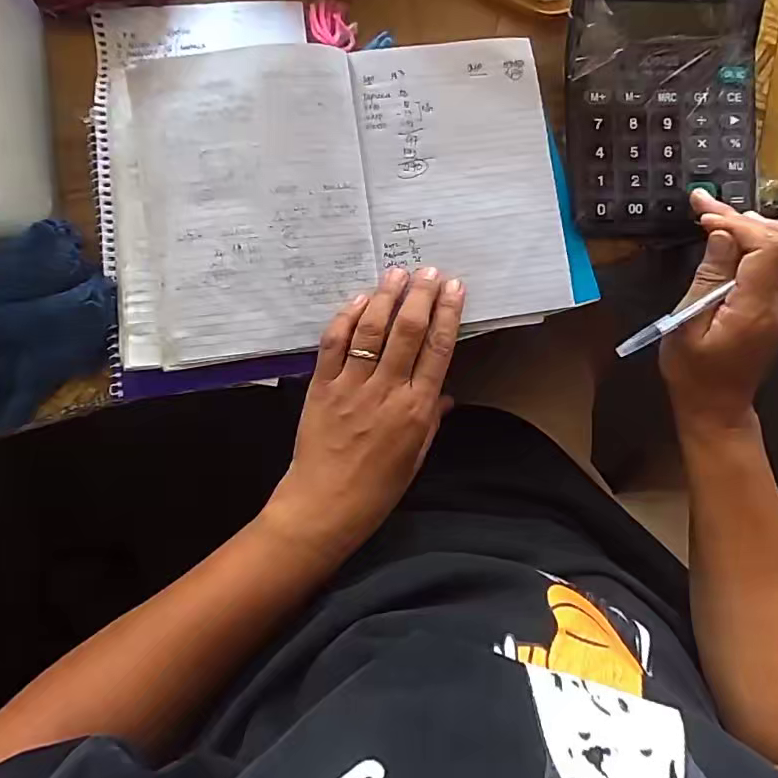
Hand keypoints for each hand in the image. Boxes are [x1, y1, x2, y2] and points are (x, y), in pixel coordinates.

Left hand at [262, 267, 464, 554]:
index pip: (438, 350)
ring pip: (372, 331)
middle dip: (420, 296)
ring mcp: (352, 386)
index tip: (455, 288)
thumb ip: (431, 419)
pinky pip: (335, 344)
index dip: (448, 314)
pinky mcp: (322, 385)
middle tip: (428, 271)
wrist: (325, 505)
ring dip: (385, 298)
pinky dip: (347, 319)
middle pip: (408, 332)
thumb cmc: (377, 487)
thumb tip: (446, 393)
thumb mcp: (416, 456)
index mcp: (416, 409)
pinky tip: (359, 301)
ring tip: (397, 273)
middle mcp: (387, 390)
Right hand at [659, 192, 777, 431]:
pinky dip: (767, 247)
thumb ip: (707, 279)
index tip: (703, 216)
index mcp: (756, 308)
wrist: (715, 408)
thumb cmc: (692, 372)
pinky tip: (737, 245)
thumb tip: (720, 236)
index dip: (738, 223)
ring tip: (726, 222)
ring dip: (765, 231)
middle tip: (710, 209)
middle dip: (749, 220)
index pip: (769, 247)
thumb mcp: (686, 325)